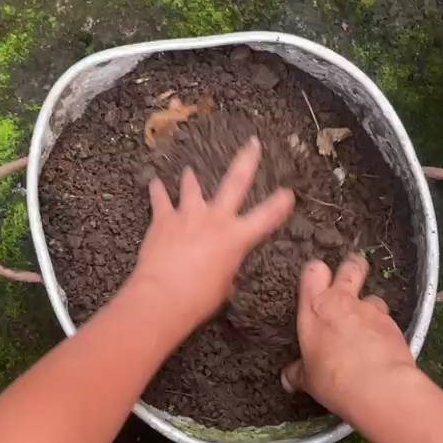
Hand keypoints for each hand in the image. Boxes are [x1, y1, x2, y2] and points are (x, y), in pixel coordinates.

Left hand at [124, 136, 294, 326]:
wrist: (163, 296)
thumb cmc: (198, 299)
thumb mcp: (224, 284)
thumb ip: (226, 265)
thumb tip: (219, 262)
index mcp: (236, 238)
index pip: (267, 217)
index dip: (280, 204)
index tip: (288, 192)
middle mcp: (215, 219)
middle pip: (236, 181)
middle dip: (247, 160)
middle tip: (253, 143)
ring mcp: (188, 215)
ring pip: (192, 186)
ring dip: (191, 179)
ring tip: (189, 170)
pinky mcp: (163, 218)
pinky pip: (161, 199)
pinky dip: (158, 191)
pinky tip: (154, 183)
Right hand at [282, 254, 418, 416]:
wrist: (379, 387)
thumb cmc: (333, 379)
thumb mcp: (309, 379)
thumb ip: (299, 373)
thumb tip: (288, 378)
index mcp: (314, 308)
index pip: (313, 271)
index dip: (317, 272)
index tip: (319, 280)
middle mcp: (342, 301)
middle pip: (350, 267)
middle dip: (353, 267)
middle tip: (353, 275)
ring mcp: (370, 310)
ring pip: (372, 296)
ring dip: (370, 307)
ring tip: (368, 328)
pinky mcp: (393, 324)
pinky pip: (387, 320)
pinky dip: (384, 330)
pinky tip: (383, 348)